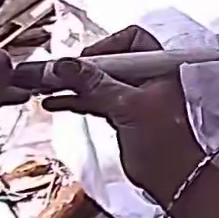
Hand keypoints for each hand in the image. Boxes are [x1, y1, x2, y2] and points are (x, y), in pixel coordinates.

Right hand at [37, 27, 205, 204]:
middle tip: (55, 73)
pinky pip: (99, 100)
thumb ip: (96, 84)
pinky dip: (78, 100)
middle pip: (112, 59)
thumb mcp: (127, 106)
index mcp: (160, 67)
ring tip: (44, 85)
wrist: (174, 179)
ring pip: (102, 81)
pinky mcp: (125, 115)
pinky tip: (53, 102)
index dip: (108, 45)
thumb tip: (65, 64)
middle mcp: (150, 76)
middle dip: (84, 65)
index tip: (84, 61)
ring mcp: (137, 96)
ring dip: (75, 83)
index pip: (133, 39)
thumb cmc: (162, 140)